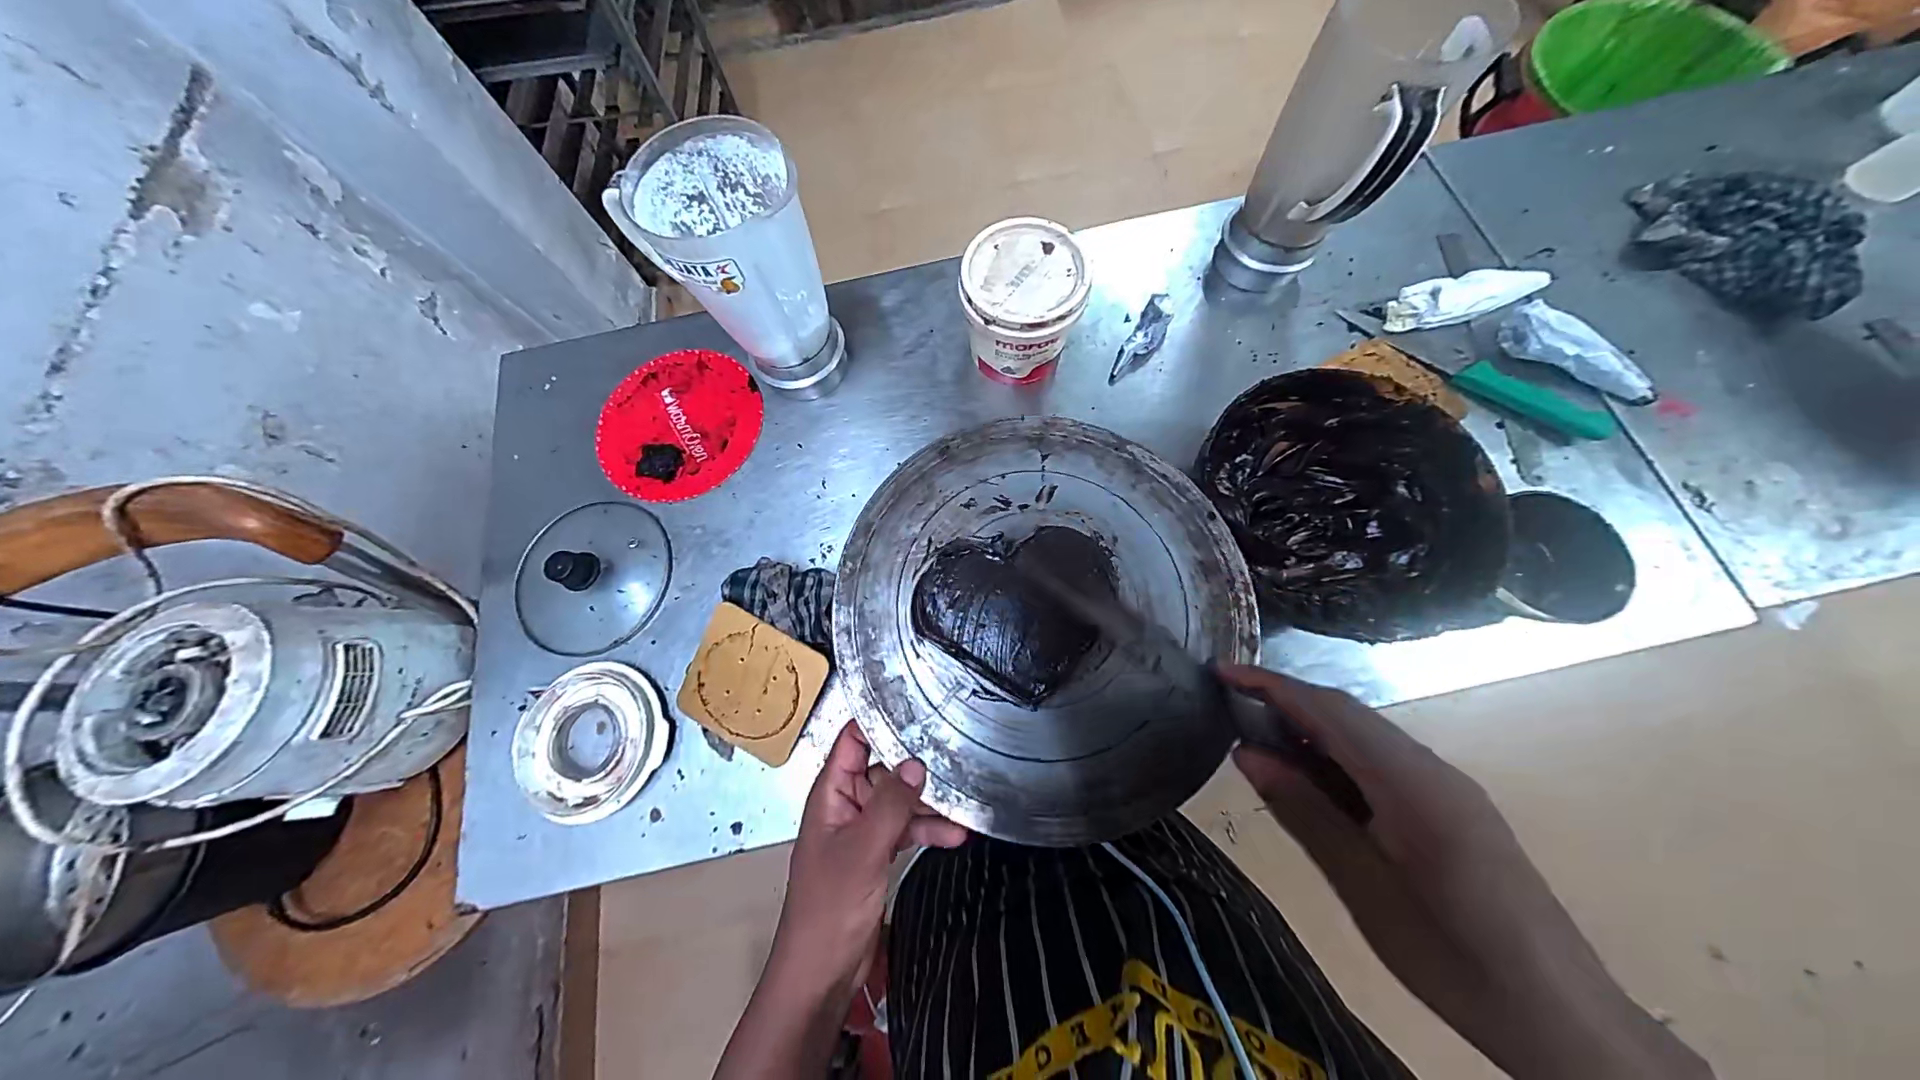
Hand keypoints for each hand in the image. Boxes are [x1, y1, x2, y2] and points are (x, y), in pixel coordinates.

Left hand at [771, 722, 967, 995]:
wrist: (822, 971)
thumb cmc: (826, 911)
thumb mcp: (863, 849)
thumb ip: (891, 804)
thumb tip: (915, 764)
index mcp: (830, 794)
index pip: (852, 740)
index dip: (879, 721)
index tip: (913, 709)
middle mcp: (845, 805)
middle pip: (883, 768)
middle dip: (915, 766)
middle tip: (950, 757)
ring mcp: (862, 829)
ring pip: (899, 799)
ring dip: (927, 802)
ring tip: (961, 802)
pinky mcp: (876, 851)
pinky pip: (905, 828)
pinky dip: (927, 829)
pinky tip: (953, 834)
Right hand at [1220, 665, 1711, 1079]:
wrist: (1562, 1017)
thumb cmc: (1454, 959)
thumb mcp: (1364, 888)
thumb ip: (1306, 813)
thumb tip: (1247, 753)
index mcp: (1413, 784)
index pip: (1329, 711)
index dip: (1270, 685)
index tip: (1219, 671)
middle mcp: (1433, 770)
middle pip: (1348, 713)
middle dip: (1284, 698)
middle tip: (1226, 706)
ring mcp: (1447, 787)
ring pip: (1365, 734)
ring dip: (1309, 725)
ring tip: (1255, 739)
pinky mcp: (1452, 807)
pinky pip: (1381, 760)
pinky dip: (1336, 753)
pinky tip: (1310, 777)